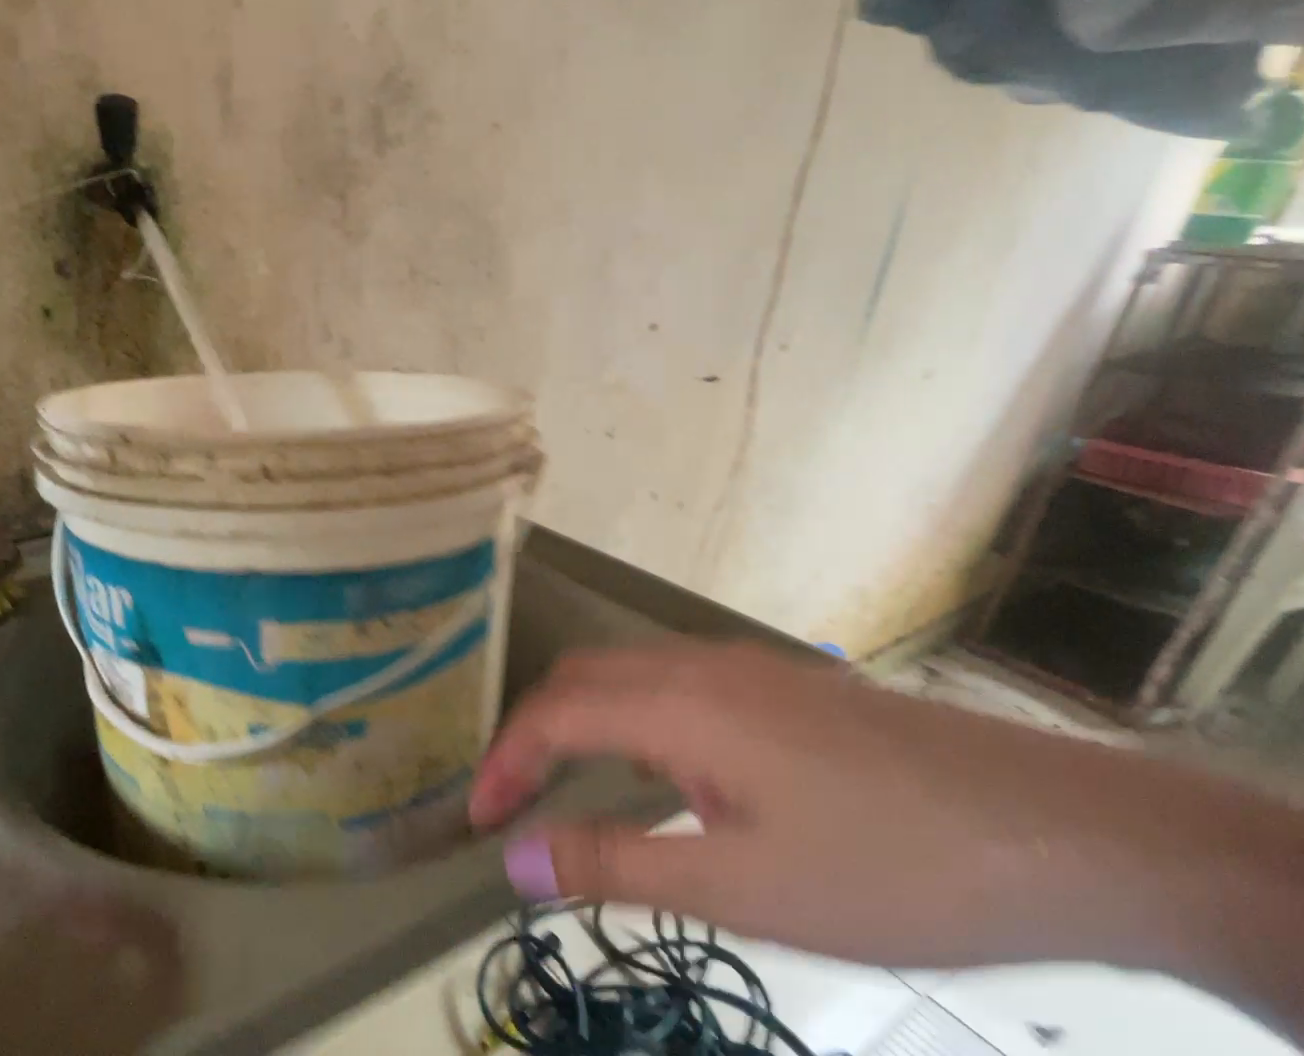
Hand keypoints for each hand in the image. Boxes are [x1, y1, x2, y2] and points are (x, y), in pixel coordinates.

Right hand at [469, 642, 1303, 984]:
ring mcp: (757, 670)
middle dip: (533, 734)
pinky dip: (635, 719)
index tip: (481, 822)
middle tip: (512, 803)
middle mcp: (707, 667)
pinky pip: (681, 686)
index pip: (555, 714)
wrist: (1073, 838)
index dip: (504, 761)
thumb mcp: (740, 886)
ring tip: (568, 786)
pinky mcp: (796, 691)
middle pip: (586, 678)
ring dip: (584, 722)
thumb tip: (516, 859)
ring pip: (635, 675)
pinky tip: (663, 773)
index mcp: (682, 704)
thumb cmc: (890, 870)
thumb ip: (615, 865)